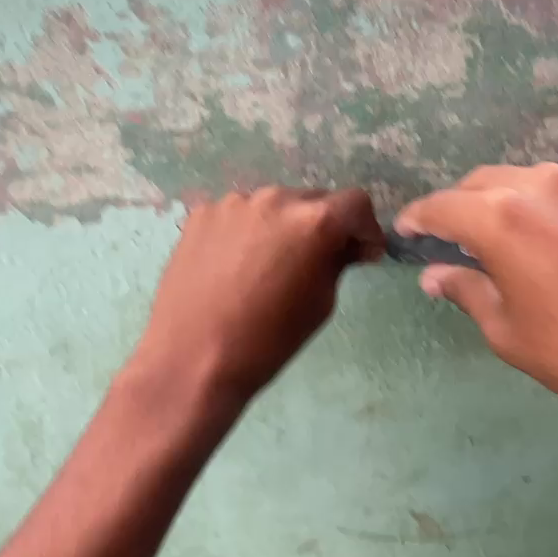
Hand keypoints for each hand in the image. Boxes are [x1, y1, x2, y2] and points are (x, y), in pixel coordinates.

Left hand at [128, 188, 383, 403]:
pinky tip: (234, 266)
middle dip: (322, 226)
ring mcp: (234, 202)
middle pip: (313, 200)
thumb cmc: (267, 340)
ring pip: (273, 205)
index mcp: (313, 221)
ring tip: (268, 265)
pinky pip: (238, 214)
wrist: (192, 358)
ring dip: (281, 226)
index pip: (356, 203)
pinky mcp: (202, 213)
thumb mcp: (320, 303)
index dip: (364, 228)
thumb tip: (346, 245)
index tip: (361, 254)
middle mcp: (275, 198)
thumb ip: (337, 261)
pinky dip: (247, 231)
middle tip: (315, 261)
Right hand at [397, 164, 557, 464]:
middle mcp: (544, 185)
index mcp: (501, 217)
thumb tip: (435, 274)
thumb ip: (466, 291)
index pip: (442, 206)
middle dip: (461, 207)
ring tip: (508, 239)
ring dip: (508, 203)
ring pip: (531, 182)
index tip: (407, 231)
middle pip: (484, 184)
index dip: (418, 219)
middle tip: (454, 240)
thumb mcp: (510, 333)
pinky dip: (553, 209)